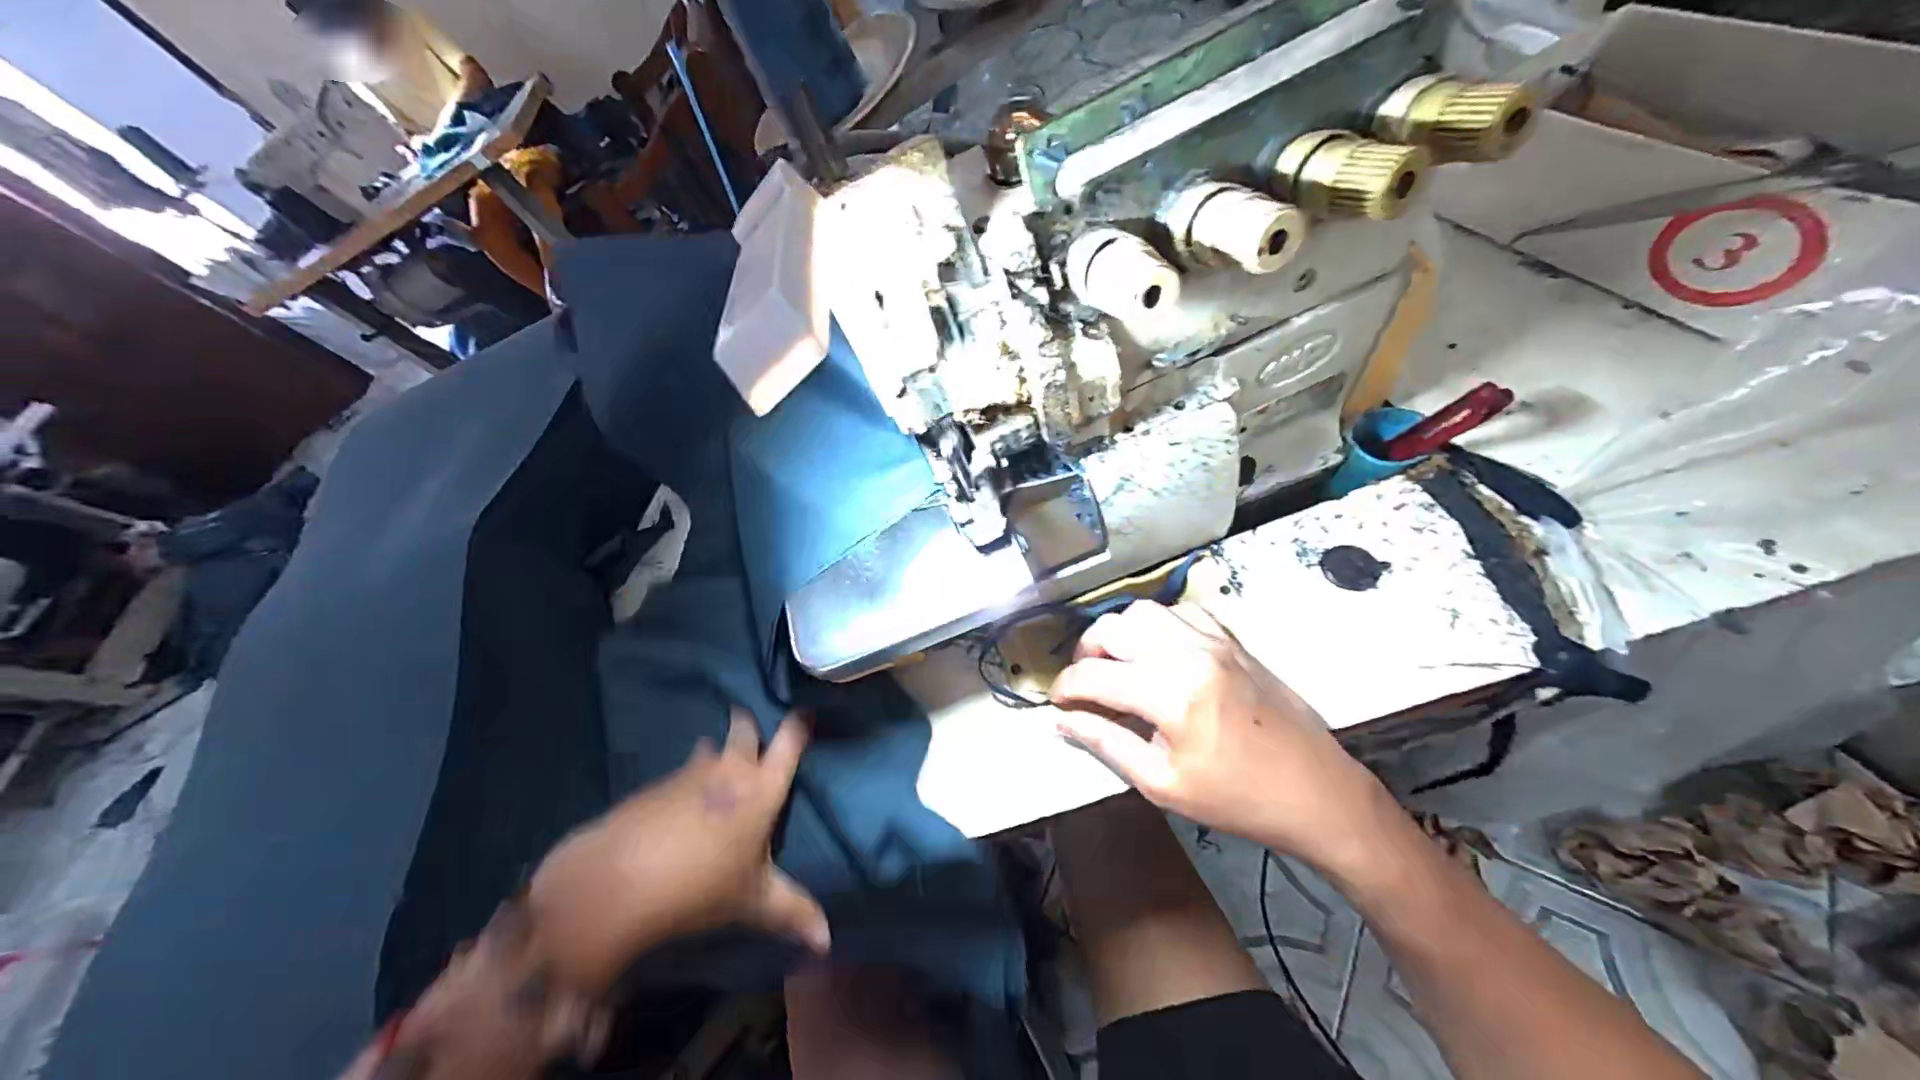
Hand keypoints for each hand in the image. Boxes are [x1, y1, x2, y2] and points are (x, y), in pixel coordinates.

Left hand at [528, 709, 829, 994]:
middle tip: (752, 732)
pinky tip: (680, 809)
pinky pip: (678, 774)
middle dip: (748, 725)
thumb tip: (826, 940)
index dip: (800, 723)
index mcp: (761, 788)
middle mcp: (728, 769)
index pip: (789, 742)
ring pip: (708, 749)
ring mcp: (687, 773)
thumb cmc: (701, 885)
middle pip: (744, 729)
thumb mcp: (753, 902)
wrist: (616, 882)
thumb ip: (793, 913)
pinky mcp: (653, 786)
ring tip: (716, 772)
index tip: (805, 709)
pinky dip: (686, 783)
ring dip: (714, 755)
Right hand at [1048, 601, 1400, 877]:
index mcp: (1171, 694)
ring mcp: (1215, 641)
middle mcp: (1190, 653)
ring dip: (1119, 633)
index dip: (1065, 689)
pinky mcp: (1232, 641)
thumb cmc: (1238, 799)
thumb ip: (1106, 743)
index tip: (1057, 703)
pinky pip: (1181, 613)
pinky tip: (1156, 656)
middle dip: (1086, 652)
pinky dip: (1156, 626)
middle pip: (1114, 627)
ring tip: (1117, 665)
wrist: (1317, 792)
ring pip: (1145, 611)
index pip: (1094, 676)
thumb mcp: (1162, 785)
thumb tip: (1064, 720)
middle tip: (1084, 683)